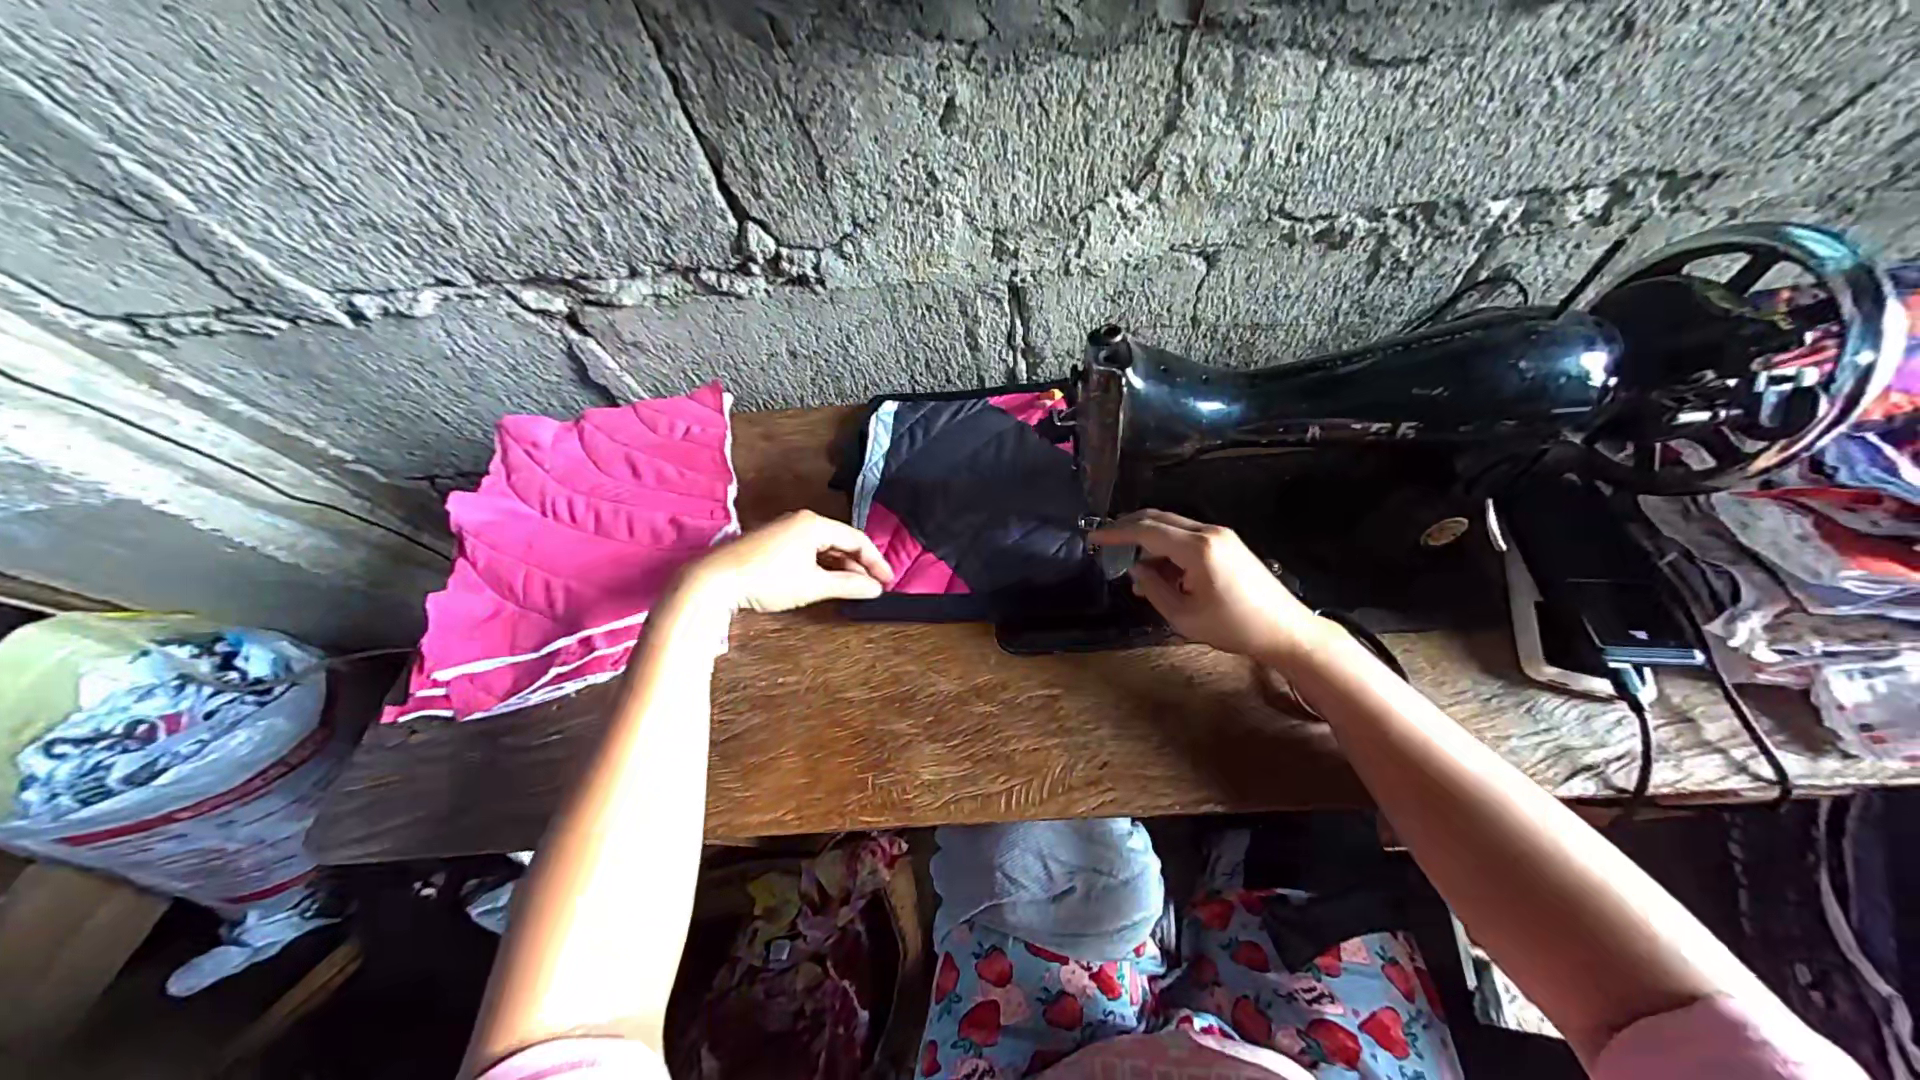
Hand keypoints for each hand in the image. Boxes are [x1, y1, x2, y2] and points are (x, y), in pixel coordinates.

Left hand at [678, 510, 894, 612]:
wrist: (715, 580)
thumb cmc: (767, 579)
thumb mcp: (813, 585)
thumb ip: (848, 586)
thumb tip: (874, 588)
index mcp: (815, 524)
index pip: (857, 539)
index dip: (876, 561)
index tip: (888, 581)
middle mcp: (802, 521)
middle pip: (841, 541)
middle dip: (859, 564)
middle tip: (873, 586)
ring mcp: (785, 530)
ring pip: (824, 547)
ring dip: (841, 567)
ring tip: (853, 588)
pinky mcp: (772, 543)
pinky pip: (808, 550)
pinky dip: (822, 566)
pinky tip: (826, 582)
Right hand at [1090, 509, 1323, 660]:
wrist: (1285, 630)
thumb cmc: (1234, 627)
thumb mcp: (1183, 616)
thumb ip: (1153, 588)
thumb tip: (1135, 569)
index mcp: (1197, 548)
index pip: (1146, 530)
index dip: (1116, 532)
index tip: (1092, 536)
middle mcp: (1209, 533)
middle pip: (1158, 519)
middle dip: (1128, 527)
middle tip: (1105, 541)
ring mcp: (1221, 536)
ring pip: (1172, 527)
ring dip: (1150, 543)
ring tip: (1138, 575)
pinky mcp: (1227, 544)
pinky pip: (1187, 537)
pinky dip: (1168, 549)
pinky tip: (1162, 575)